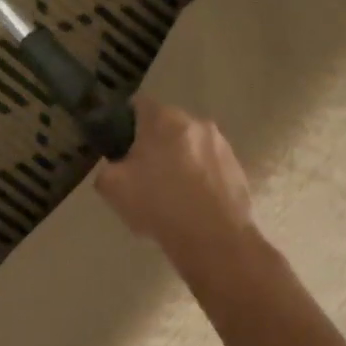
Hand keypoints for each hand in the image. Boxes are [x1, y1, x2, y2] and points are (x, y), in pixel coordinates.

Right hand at [95, 98, 253, 258]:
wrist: (214, 241)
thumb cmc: (159, 205)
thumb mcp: (110, 186)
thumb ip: (107, 165)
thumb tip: (117, 165)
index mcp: (164, 119)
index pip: (137, 105)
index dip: (123, 122)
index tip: (117, 145)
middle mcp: (196, 123)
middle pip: (165, 125)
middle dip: (152, 142)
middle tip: (139, 171)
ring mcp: (221, 145)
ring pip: (188, 145)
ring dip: (176, 159)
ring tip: (167, 190)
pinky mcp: (237, 168)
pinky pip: (207, 164)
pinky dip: (196, 175)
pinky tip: (188, 201)